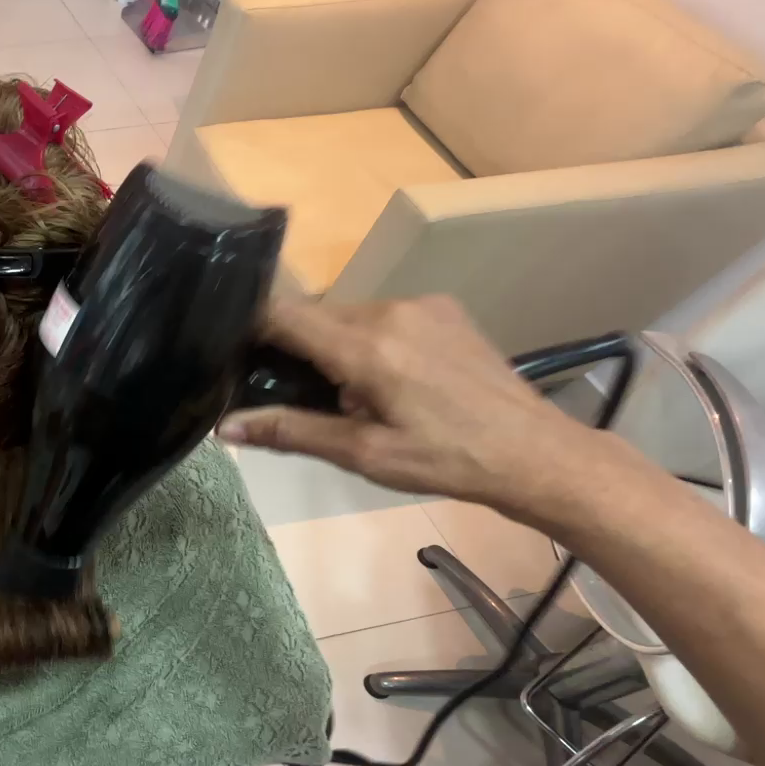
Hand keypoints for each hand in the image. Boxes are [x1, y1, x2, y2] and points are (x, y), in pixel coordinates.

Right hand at [218, 297, 616, 515]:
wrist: (539, 455)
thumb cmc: (446, 460)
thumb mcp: (362, 453)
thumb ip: (290, 430)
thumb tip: (225, 427)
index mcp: (368, 347)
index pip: (283, 314)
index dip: (249, 328)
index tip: (231, 354)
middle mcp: (391, 311)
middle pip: (311, 313)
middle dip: (289, 345)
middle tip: (283, 388)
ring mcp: (422, 305)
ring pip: (343, 314)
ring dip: (326, 343)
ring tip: (338, 390)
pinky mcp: (443, 309)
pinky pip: (378, 315)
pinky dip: (361, 338)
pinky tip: (377, 376)